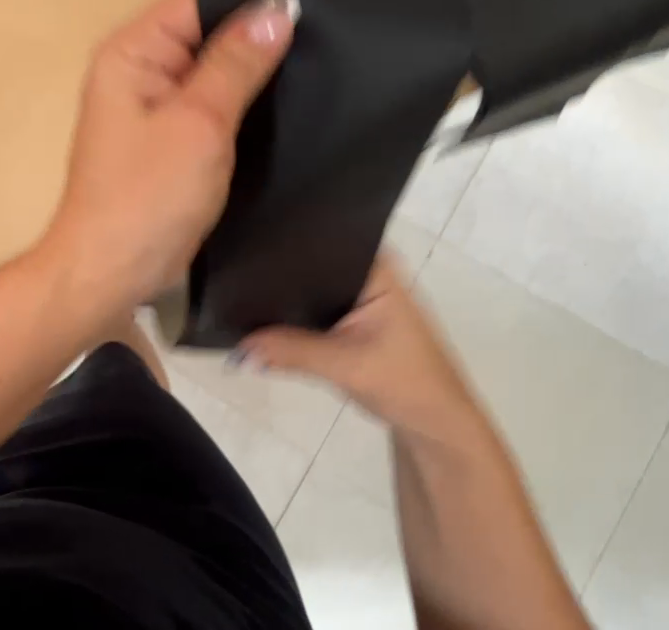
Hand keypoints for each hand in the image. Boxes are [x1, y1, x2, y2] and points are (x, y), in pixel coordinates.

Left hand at [43, 0, 295, 311]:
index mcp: (131, 51)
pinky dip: (245, 97)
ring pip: (213, 65)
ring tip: (326, 49)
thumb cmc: (148, 195)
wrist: (112, 269)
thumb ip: (236, 62)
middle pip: (205, 27)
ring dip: (256, 63)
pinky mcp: (170, 134)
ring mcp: (153, 102)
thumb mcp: (199, 122)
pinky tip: (292, 94)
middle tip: (333, 19)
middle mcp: (137, 67)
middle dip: (259, 26)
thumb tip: (277, 6)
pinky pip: (212, 100)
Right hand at [242, 254, 492, 451]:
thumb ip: (290, 351)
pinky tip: (256, 312)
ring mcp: (358, 298)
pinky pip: (309, 306)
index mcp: (377, 269)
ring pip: (307, 286)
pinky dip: (288, 312)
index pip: (324, 240)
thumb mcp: (346, 366)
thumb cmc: (407, 385)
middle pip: (310, 261)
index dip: (285, 238)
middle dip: (275, 266)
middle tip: (231, 264)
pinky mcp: (348, 321)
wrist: (437, 431)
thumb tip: (237, 347)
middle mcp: (367, 274)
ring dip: (280, 292)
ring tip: (235, 284)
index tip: (244, 237)